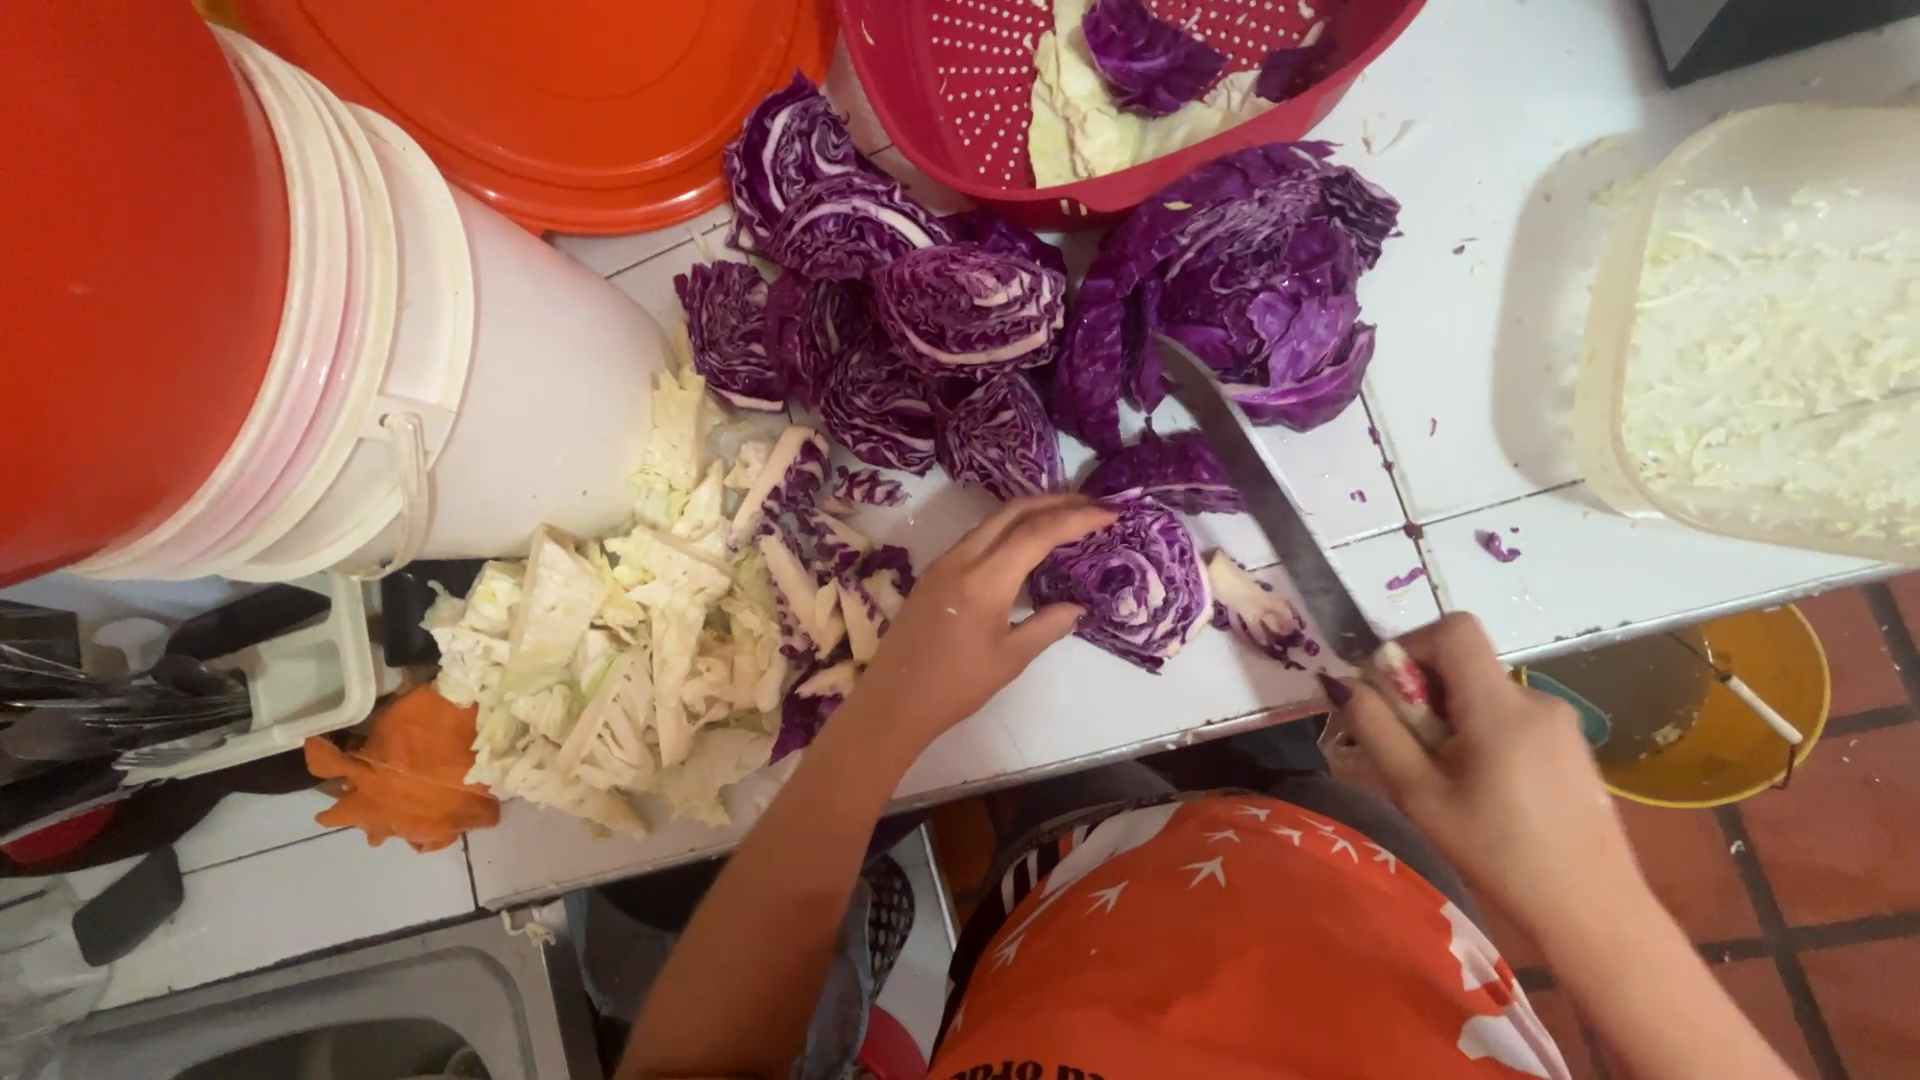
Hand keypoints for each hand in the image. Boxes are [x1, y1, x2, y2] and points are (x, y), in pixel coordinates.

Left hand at [839, 496, 1115, 753]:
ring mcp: (943, 562)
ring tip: (1065, 518)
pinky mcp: (934, 572)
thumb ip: (1047, 626)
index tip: (1109, 514)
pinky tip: (1026, 545)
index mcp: (984, 580)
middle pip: (1013, 511)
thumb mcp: (1010, 660)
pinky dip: (1008, 529)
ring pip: (992, 520)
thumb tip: (1076, 607)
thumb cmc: (955, 687)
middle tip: (1091, 505)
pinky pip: (977, 537)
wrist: (892, 701)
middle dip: (1055, 502)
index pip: (1037, 533)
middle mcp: (961, 559)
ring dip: (1030, 512)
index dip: (1076, 518)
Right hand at [1334, 614, 1645, 937]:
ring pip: (1481, 692)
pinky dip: (1477, 732)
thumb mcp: (1418, 793)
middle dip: (1421, 691)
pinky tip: (1478, 785)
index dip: (1411, 645)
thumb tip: (1343, 682)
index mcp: (1500, 706)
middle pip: (1462, 663)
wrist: (1593, 913)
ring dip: (1447, 716)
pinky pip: (1506, 715)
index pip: (1454, 629)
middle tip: (1407, 747)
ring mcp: (1559, 721)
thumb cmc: (1497, 853)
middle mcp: (1535, 699)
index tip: (1387, 692)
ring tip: (1440, 775)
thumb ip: (1376, 729)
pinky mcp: (1569, 744)